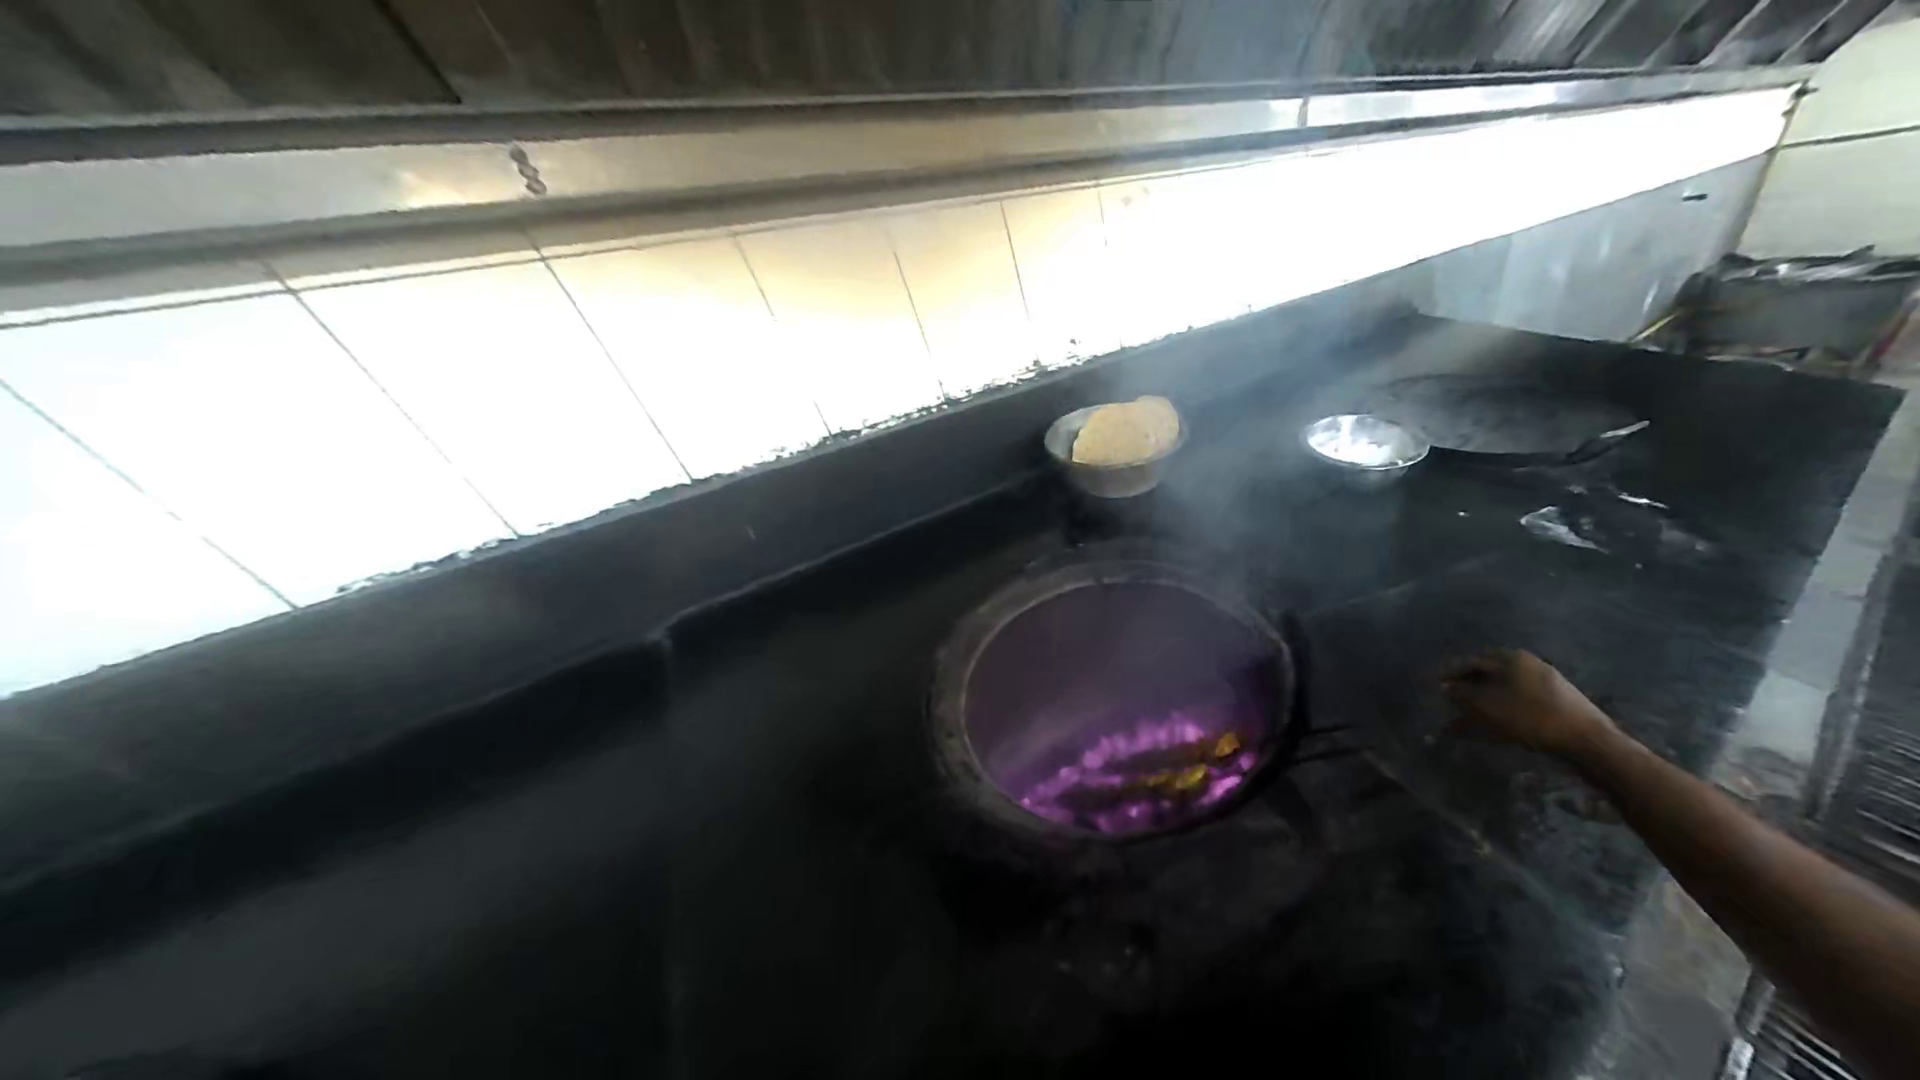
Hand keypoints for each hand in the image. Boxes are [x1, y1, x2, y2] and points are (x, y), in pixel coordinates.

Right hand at [1440, 648, 1617, 757]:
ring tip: (1470, 715)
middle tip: (1452, 699)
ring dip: (1484, 700)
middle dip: (1467, 687)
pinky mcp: (1556, 699)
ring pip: (1503, 688)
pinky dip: (1503, 708)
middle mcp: (1527, 664)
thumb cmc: (1529, 716)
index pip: (1470, 661)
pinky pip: (1519, 699)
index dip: (1450, 673)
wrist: (1588, 740)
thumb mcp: (1485, 705)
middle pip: (1488, 673)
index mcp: (1509, 658)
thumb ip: (1461, 693)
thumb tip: (1446, 687)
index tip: (1436, 686)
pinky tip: (1496, 722)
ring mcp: (1545, 681)